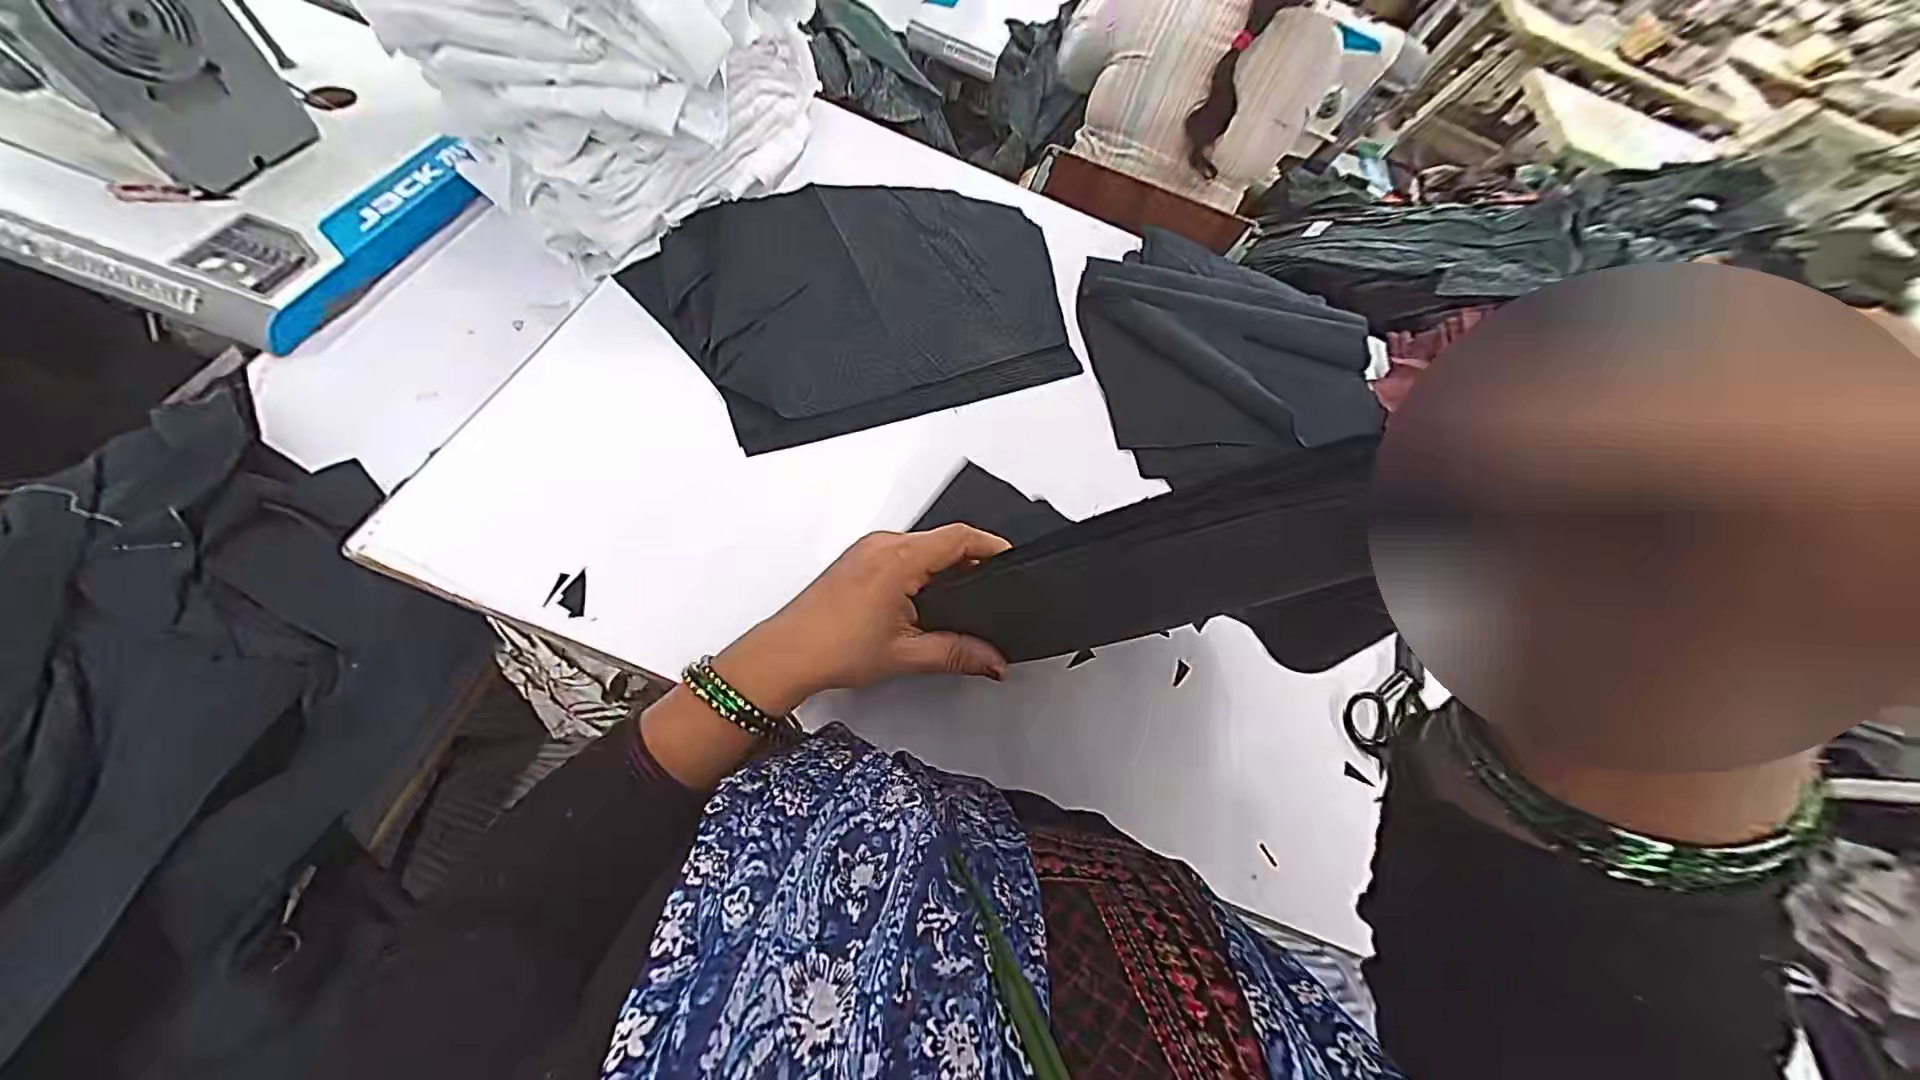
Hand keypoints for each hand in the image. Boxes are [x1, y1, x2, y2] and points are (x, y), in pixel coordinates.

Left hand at [712, 525, 1012, 714]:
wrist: (786, 655)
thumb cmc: (828, 648)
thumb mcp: (906, 654)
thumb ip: (958, 654)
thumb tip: (991, 658)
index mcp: (898, 559)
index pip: (960, 537)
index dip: (992, 546)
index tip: (1008, 557)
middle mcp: (881, 545)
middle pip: (943, 539)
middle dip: (970, 561)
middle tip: (985, 589)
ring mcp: (867, 549)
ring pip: (922, 544)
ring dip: (942, 565)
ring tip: (953, 598)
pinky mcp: (858, 558)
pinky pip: (902, 550)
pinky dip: (920, 567)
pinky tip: (921, 598)